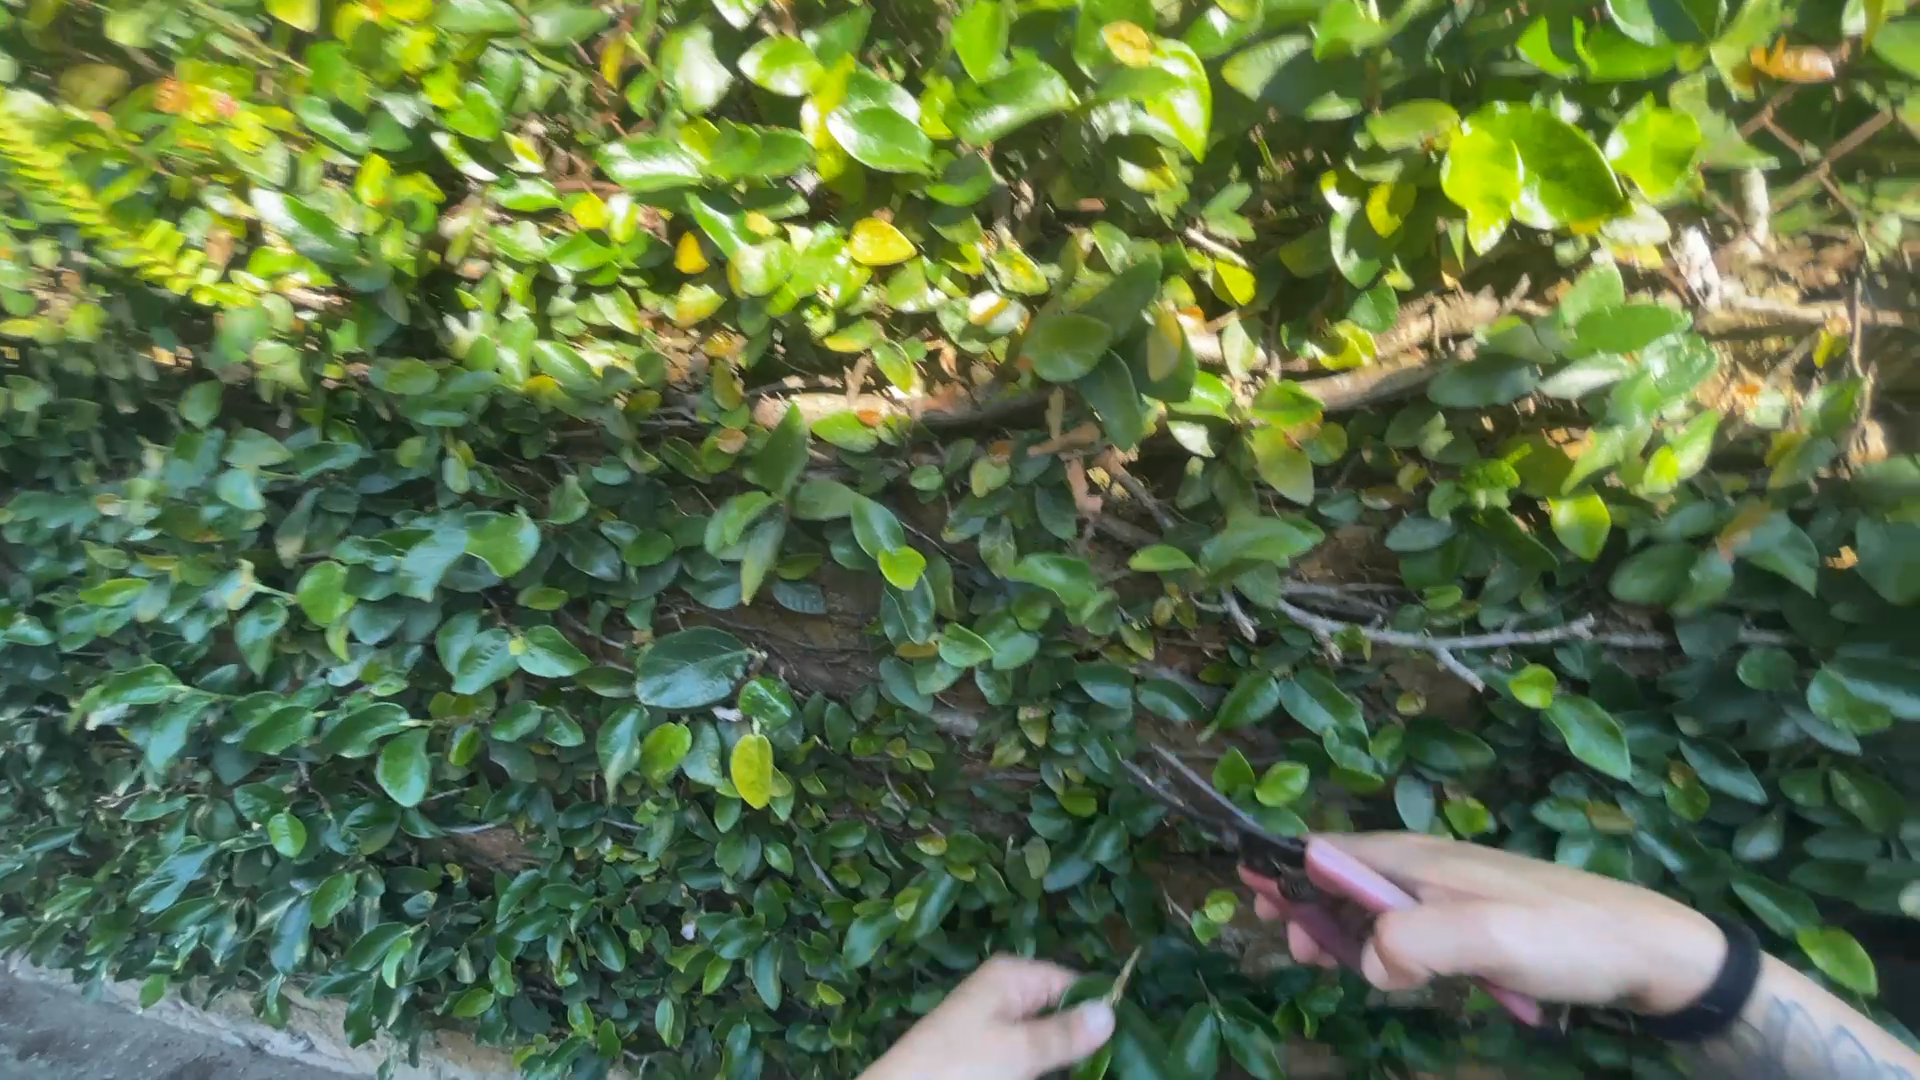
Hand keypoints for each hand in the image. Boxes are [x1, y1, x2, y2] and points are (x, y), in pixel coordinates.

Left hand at [855, 955, 1115, 1079]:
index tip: (1134, 1039)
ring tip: (1105, 1069)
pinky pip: (1031, 1056)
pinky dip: (1047, 1065)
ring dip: (1069, 1058)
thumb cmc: (961, 1067)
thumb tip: (1112, 1008)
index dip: (1100, 1007)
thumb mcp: (1018, 1050)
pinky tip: (1069, 1074)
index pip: (1070, 982)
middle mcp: (1006, 992)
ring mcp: (997, 1025)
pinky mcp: (991, 1055)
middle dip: (1086, 1038)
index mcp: (1012, 976)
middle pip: (1061, 1011)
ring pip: (1048, 1039)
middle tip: (1124, 1063)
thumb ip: (1064, 1034)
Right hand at [1243, 832, 1725, 1014]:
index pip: (1321, 852)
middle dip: (1305, 905)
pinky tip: (1391, 968)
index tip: (1255, 899)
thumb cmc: (1559, 934)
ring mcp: (1437, 885)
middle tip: (1297, 951)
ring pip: (1366, 899)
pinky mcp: (1461, 910)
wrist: (1649, 947)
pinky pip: (1400, 920)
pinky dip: (1379, 940)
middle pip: (1335, 874)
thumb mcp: (1485, 937)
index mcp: (1405, 856)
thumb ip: (1413, 942)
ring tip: (1329, 963)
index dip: (1282, 872)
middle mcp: (1412, 861)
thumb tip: (1367, 964)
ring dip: (1340, 928)